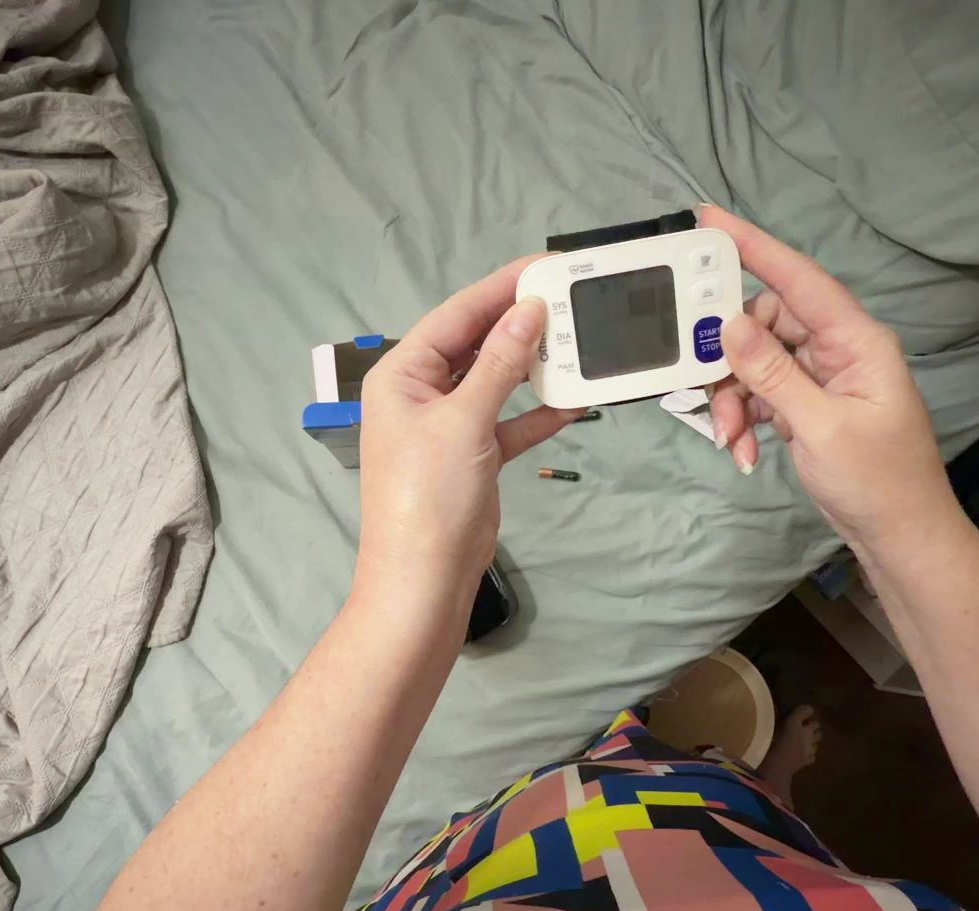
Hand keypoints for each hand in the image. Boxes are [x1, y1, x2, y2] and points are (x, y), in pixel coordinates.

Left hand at [356, 256, 577, 618]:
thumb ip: (498, 364)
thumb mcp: (463, 420)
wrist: (425, 576)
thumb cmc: (430, 492)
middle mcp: (422, 393)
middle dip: (519, 324)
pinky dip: (536, 415)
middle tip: (570, 300)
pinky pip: (509, 424)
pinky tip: (572, 404)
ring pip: (495, 383)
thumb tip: (529, 309)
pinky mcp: (473, 456)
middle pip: (476, 345)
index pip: (455, 316)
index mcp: (403, 374)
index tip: (545, 265)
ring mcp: (449, 426)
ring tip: (576, 342)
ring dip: (531, 368)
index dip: (499, 288)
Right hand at [702, 205, 958, 547]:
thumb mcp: (820, 426)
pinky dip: (743, 419)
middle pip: (764, 324)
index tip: (709, 220)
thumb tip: (731, 326)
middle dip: (730, 358)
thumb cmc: (875, 479)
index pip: (799, 279)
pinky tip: (742, 451)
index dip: (755, 247)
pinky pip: (759, 394)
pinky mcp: (803, 404)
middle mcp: (834, 349)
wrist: (896, 531)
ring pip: (754, 363)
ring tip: (730, 438)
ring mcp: (817, 378)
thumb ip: (773, 374)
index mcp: (855, 341)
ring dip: (733, 400)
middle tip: (704, 384)